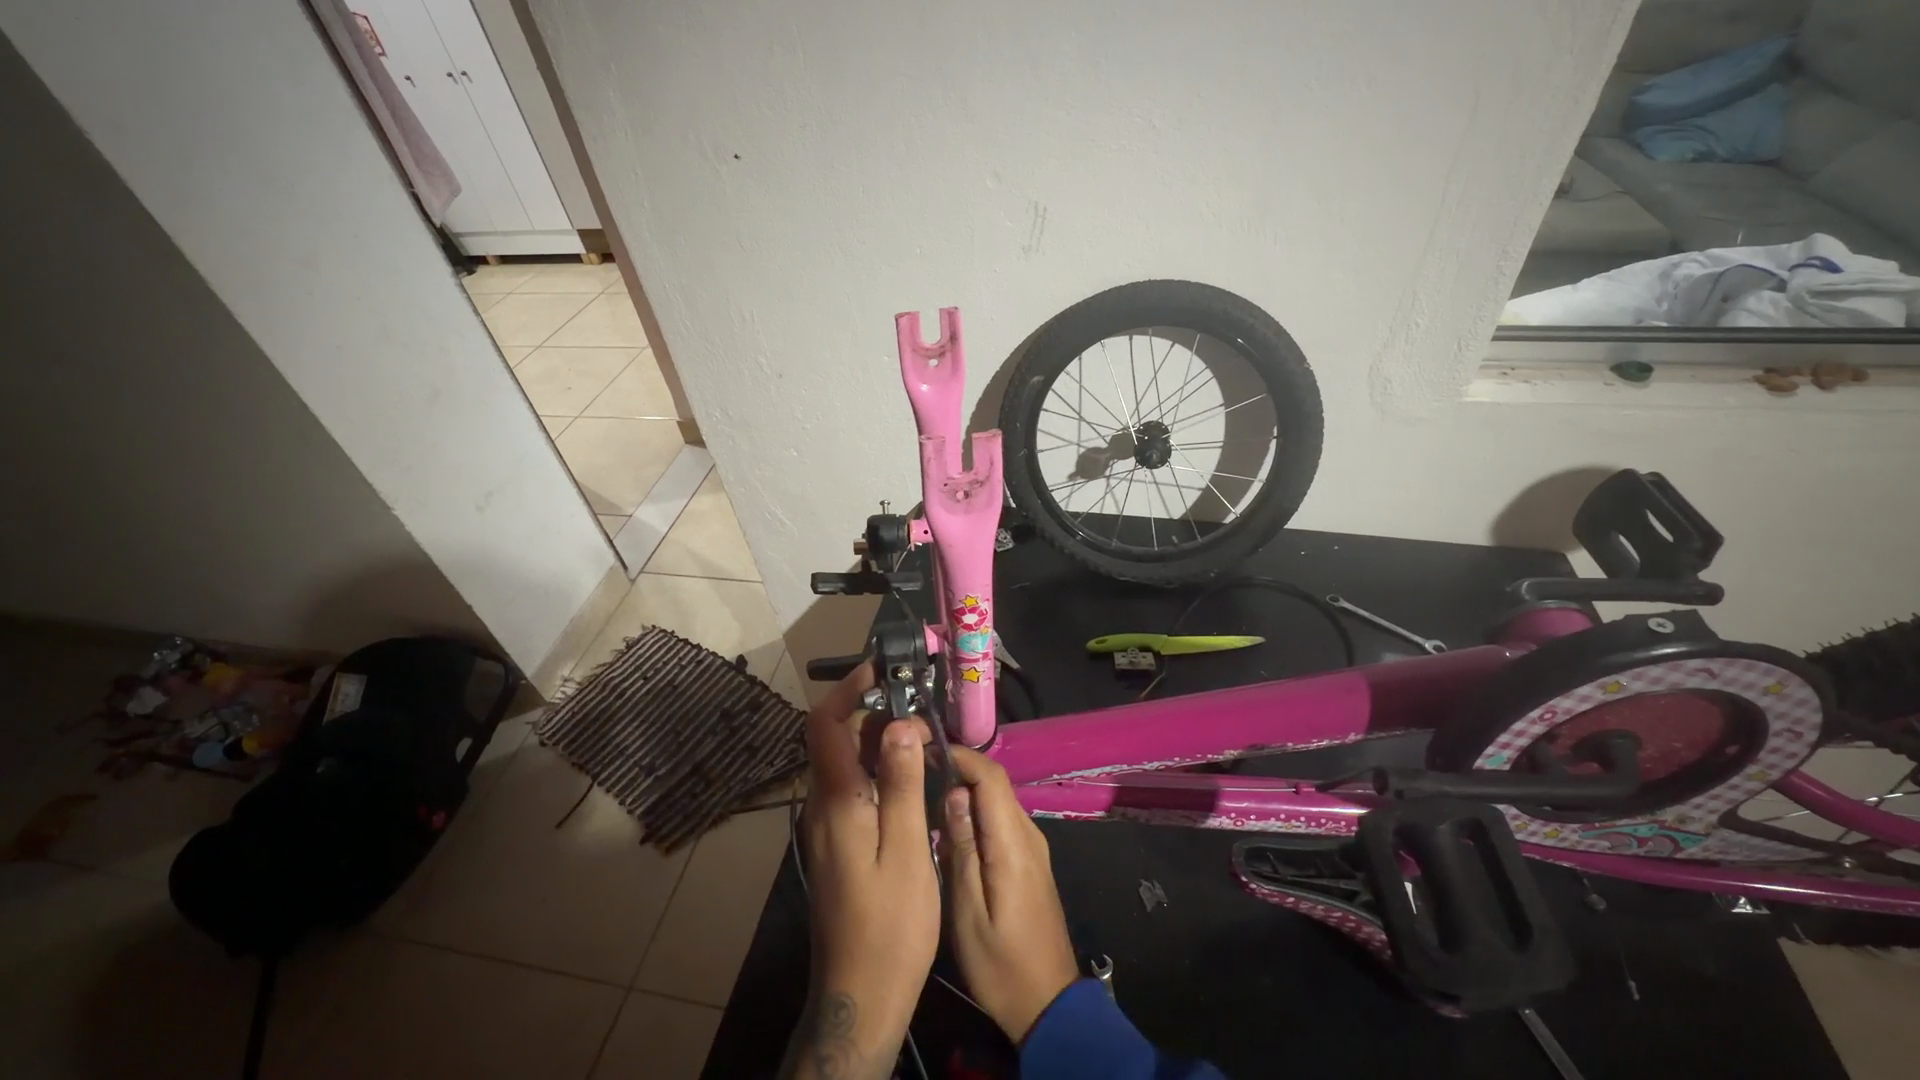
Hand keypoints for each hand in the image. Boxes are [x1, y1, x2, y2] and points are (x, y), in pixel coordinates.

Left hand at [786, 663, 939, 1079]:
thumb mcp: (907, 848)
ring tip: (921, 733)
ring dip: (876, 740)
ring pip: (844, 765)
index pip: (825, 726)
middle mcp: (821, 807)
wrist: (860, 989)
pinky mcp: (835, 845)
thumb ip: (903, 782)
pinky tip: (911, 778)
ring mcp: (825, 827)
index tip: (882, 668)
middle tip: (917, 703)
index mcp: (837, 801)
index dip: (847, 689)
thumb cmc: (890, 921)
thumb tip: (900, 723)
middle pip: (833, 740)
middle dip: (870, 711)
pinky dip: (877, 770)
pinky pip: (851, 789)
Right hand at [942, 746, 1079, 1043]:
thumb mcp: (968, 911)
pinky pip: (1001, 821)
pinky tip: (947, 827)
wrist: (1047, 1003)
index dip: (959, 755)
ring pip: (997, 801)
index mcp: (1013, 845)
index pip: (991, 777)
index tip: (922, 750)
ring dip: (964, 792)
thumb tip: (952, 794)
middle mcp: (1028, 836)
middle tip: (914, 771)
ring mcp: (1033, 849)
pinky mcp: (1029, 862)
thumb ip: (962, 849)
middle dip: (957, 769)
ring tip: (922, 795)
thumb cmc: (1000, 964)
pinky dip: (975, 813)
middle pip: (995, 784)